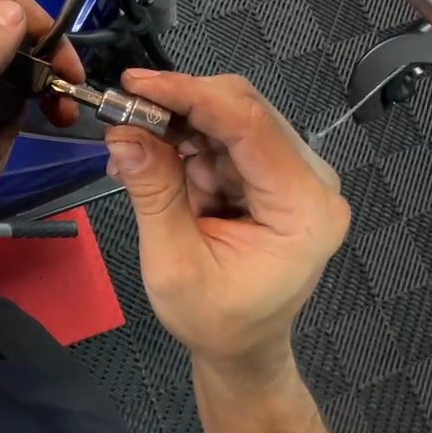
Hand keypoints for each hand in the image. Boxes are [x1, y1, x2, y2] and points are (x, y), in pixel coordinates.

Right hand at [103, 70, 348, 380]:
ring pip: (228, 115)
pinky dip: (180, 138)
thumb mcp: (174, 265)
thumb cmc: (216, 320)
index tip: (135, 84)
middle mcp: (308, 181)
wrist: (241, 347)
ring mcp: (290, 174)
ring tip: (130, 143)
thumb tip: (123, 135)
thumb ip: (154, 194)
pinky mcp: (267, 173)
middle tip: (123, 110)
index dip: (190, 95)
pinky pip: (220, 135)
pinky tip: (150, 155)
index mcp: (303, 209)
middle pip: (243, 109)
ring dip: (175, 121)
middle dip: (178, 103)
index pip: (249, 126)